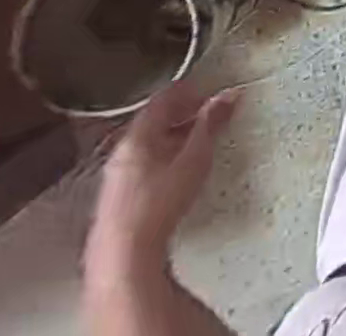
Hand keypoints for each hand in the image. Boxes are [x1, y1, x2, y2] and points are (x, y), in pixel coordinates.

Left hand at [84, 82, 238, 280]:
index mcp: (138, 136)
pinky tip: (178, 166)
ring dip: (174, 133)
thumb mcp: (196, 158)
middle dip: (182, 112)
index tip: (210, 90)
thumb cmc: (161, 201)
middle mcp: (121, 150)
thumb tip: (229, 94)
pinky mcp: (117, 195)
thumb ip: (212, 124)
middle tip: (209, 112)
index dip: (188, 90)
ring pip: (148, 141)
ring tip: (199, 138)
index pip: (163, 98)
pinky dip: (163, 152)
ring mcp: (116, 174)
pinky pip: (143, 160)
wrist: (124, 255)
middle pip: (153, 119)